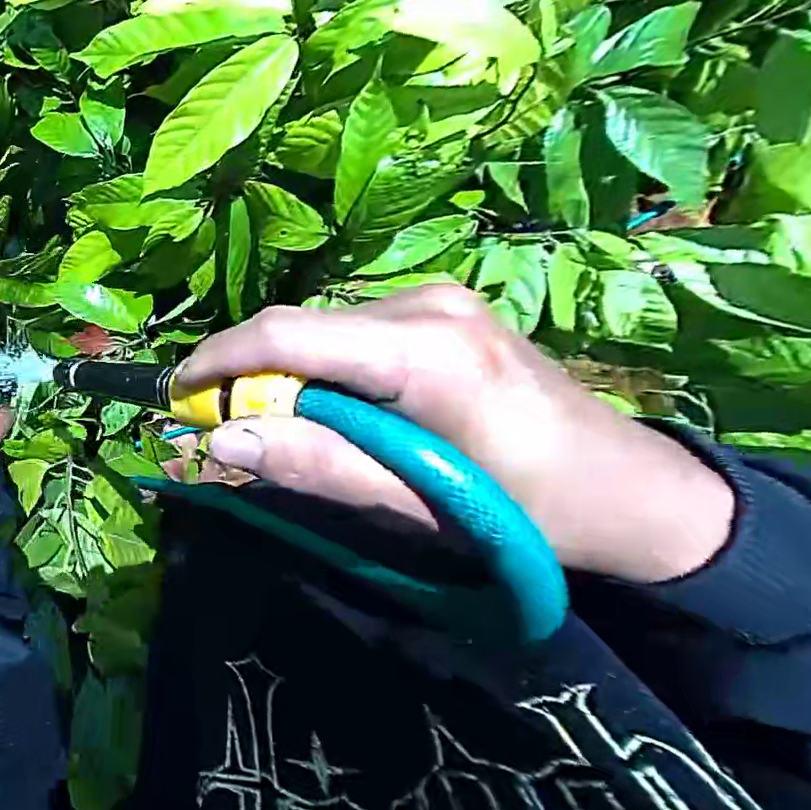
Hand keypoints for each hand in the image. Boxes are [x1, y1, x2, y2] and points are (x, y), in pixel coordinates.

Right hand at [175, 285, 732, 583]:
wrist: (636, 490)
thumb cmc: (530, 512)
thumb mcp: (413, 504)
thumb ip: (313, 466)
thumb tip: (220, 439)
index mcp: (426, 352)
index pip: (286, 335)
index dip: (216, 360)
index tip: (174, 396)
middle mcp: (424, 302)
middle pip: (295, 328)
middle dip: (241, 373)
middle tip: (215, 423)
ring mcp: (434, 297)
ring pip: (315, 328)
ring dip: (278, 373)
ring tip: (278, 425)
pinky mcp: (435, 306)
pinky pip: (343, 331)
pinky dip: (313, 367)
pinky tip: (330, 406)